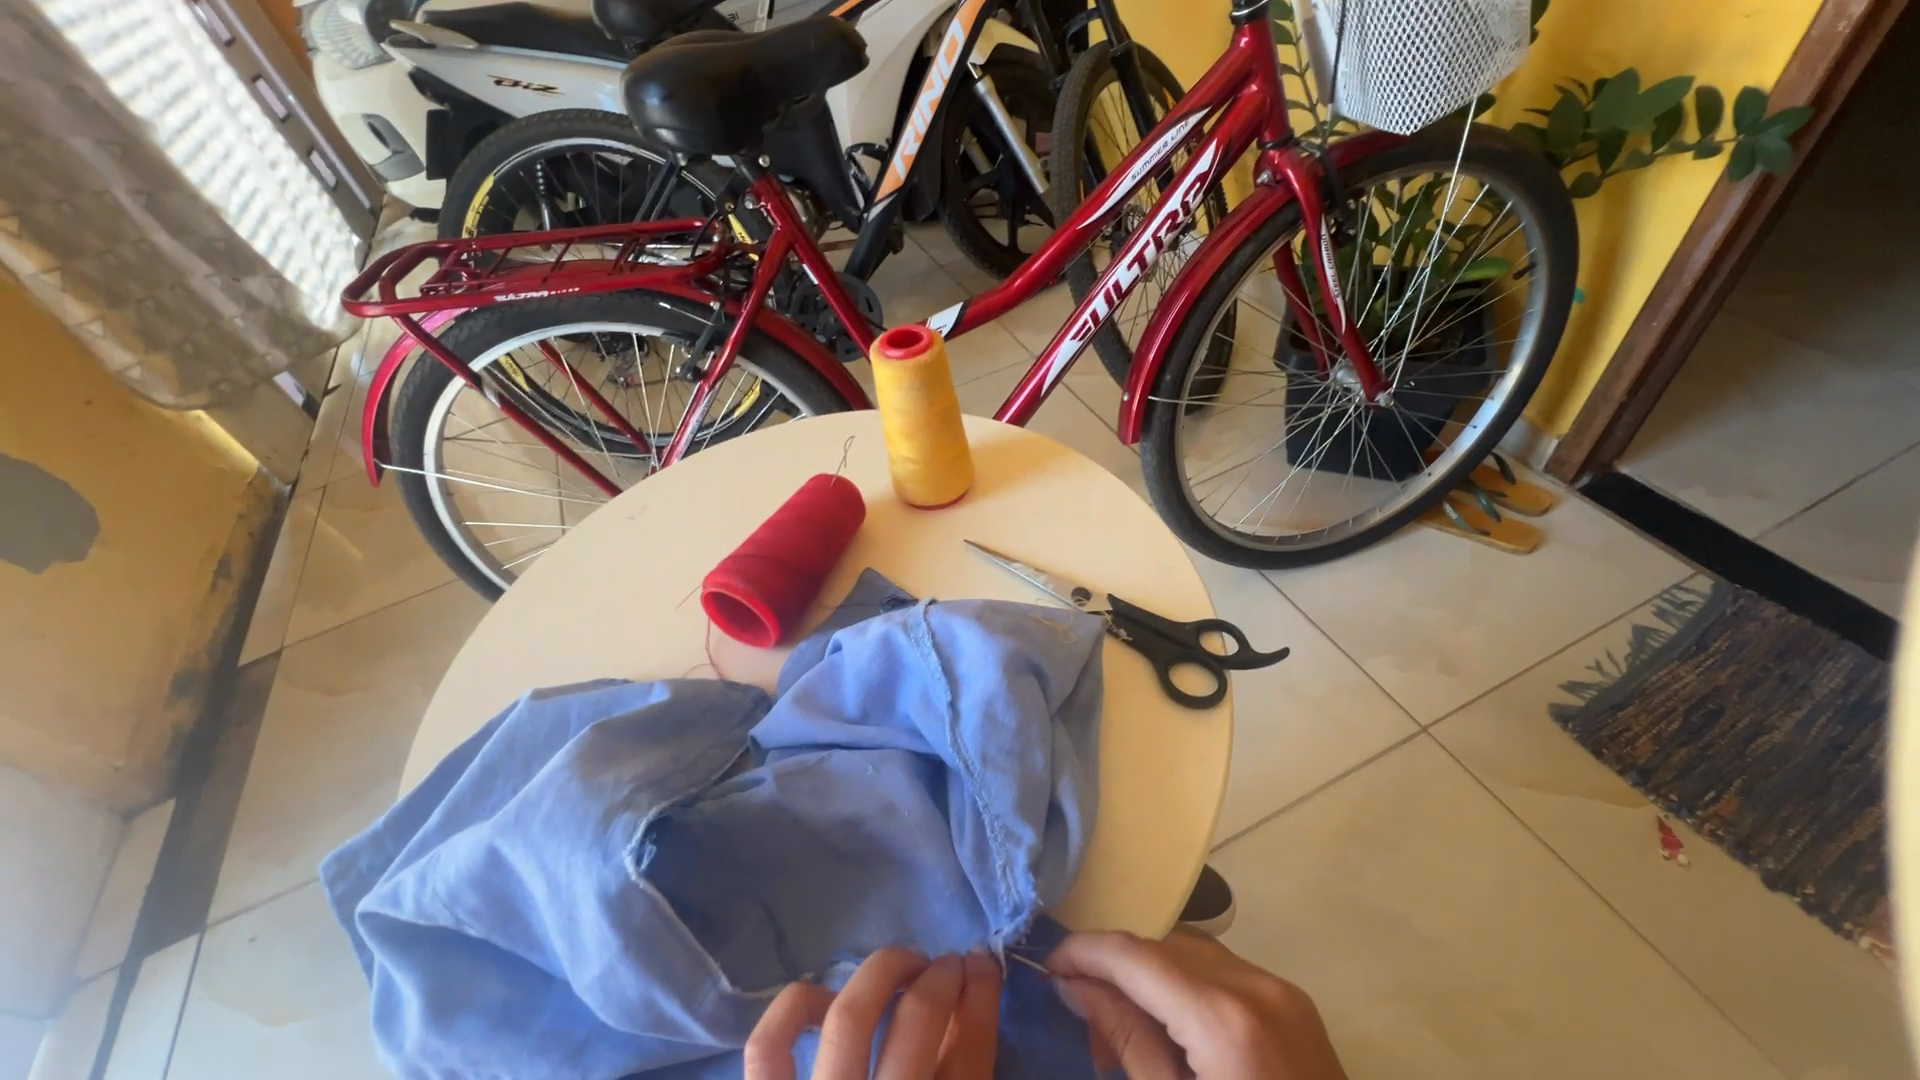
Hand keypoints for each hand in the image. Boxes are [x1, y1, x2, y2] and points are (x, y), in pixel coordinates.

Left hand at [744, 947, 1002, 1079]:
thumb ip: (961, 1068)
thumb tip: (972, 1002)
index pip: (972, 1054)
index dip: (984, 997)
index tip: (984, 963)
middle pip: (917, 1023)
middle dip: (939, 978)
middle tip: (949, 963)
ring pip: (851, 1018)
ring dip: (883, 973)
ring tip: (903, 963)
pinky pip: (769, 1047)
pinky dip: (794, 1009)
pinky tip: (822, 996)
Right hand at [1048, 929, 1347, 1079]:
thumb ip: (1127, 1041)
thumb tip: (1076, 985)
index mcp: (1225, 1019)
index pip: (1135, 955)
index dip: (1084, 952)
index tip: (1047, 967)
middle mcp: (1257, 986)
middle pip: (1161, 947)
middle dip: (1114, 969)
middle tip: (1082, 1016)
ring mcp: (1283, 992)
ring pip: (1191, 952)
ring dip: (1148, 973)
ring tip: (1124, 1028)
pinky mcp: (1296, 1005)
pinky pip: (1223, 971)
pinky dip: (1185, 983)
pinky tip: (1171, 1025)